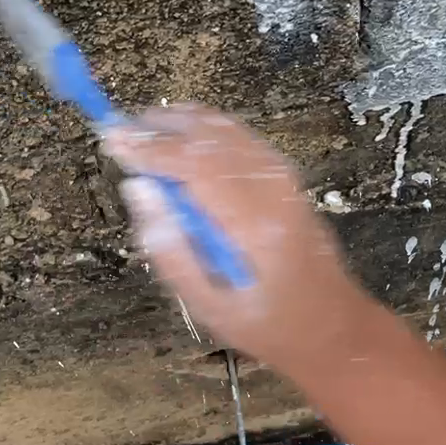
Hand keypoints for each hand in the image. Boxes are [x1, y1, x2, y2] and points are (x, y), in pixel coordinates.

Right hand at [102, 105, 376, 373]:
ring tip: (141, 130)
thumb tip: (137, 188)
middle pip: (209, 134)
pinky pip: (237, 133)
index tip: (112, 139)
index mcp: (253, 224)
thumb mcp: (207, 306)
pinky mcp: (284, 171)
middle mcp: (271, 187)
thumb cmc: (265, 324)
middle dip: (159, 125)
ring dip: (180, 121)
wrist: (333, 324)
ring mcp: (282, 175)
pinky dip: (203, 126)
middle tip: (119, 131)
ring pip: (224, 126)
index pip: (194, 165)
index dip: (150, 148)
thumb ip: (169, 248)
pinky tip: (179, 136)